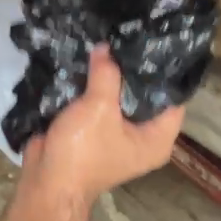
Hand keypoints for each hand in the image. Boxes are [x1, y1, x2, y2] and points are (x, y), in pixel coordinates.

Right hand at [23, 47, 185, 202]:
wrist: (49, 179)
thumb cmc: (84, 149)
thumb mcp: (98, 108)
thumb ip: (105, 75)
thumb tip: (106, 47)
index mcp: (157, 139)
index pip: (171, 100)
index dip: (161, 74)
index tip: (149, 44)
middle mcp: (141, 138)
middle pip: (141, 98)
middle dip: (127, 72)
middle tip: (119, 41)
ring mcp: (114, 136)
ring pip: (115, 101)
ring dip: (104, 79)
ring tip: (98, 47)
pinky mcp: (90, 133)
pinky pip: (95, 106)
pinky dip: (88, 90)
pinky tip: (78, 67)